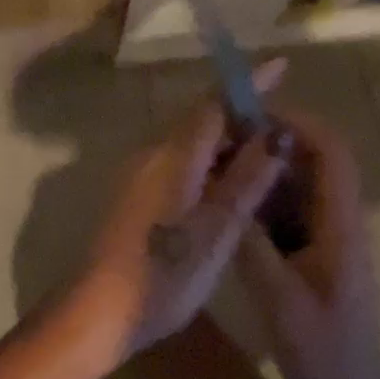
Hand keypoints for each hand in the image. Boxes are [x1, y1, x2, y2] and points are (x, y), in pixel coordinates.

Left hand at [75, 61, 291, 356]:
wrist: (96, 312)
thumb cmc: (162, 274)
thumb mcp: (216, 230)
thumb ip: (245, 180)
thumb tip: (274, 134)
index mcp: (174, 155)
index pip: (215, 104)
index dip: (249, 85)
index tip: (280, 66)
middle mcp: (153, 152)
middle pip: (201, 119)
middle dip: (240, 114)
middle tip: (282, 121)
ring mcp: (140, 173)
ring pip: (190, 142)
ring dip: (225, 140)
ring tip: (264, 152)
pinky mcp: (135, 194)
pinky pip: (179, 161)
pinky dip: (208, 162)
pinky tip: (229, 185)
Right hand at [234, 112, 379, 378]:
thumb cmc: (323, 348)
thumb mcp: (280, 300)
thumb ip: (252, 245)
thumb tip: (224, 194)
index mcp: (342, 224)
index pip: (332, 153)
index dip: (298, 123)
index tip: (253, 114)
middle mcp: (340, 218)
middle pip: (316, 158)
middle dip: (274, 139)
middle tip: (227, 137)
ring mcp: (331, 232)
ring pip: (302, 180)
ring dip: (267, 166)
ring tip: (224, 162)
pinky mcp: (318, 248)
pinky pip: (293, 205)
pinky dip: (266, 194)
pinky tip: (234, 201)